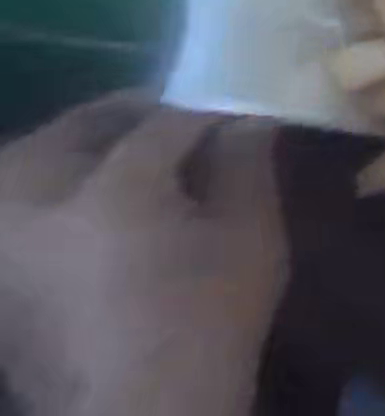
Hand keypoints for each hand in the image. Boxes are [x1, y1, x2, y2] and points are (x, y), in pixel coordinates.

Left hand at [0, 94, 285, 415]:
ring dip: (68, 146)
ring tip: (124, 145)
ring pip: (15, 172)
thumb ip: (245, 165)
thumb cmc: (214, 303)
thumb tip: (247, 121)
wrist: (146, 394)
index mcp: (111, 197)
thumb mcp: (252, 227)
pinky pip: (12, 208)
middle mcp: (34, 216)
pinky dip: (47, 184)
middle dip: (119, 115)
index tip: (247, 105)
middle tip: (173, 110)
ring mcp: (1, 251)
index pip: (163, 125)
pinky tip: (92, 190)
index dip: (209, 109)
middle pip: (60, 140)